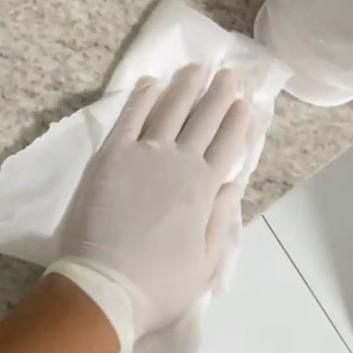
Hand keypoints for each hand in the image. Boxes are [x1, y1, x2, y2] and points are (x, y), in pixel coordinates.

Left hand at [48, 65, 254, 352]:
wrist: (106, 285)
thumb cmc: (159, 283)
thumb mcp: (205, 262)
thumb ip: (220, 219)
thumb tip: (232, 183)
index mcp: (204, 189)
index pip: (227, 145)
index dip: (238, 121)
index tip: (246, 101)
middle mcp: (177, 161)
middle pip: (203, 119)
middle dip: (218, 94)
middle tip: (228, 72)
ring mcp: (142, 153)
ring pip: (169, 109)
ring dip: (185, 86)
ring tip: (197, 67)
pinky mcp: (111, 153)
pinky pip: (130, 116)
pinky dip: (142, 96)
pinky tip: (152, 81)